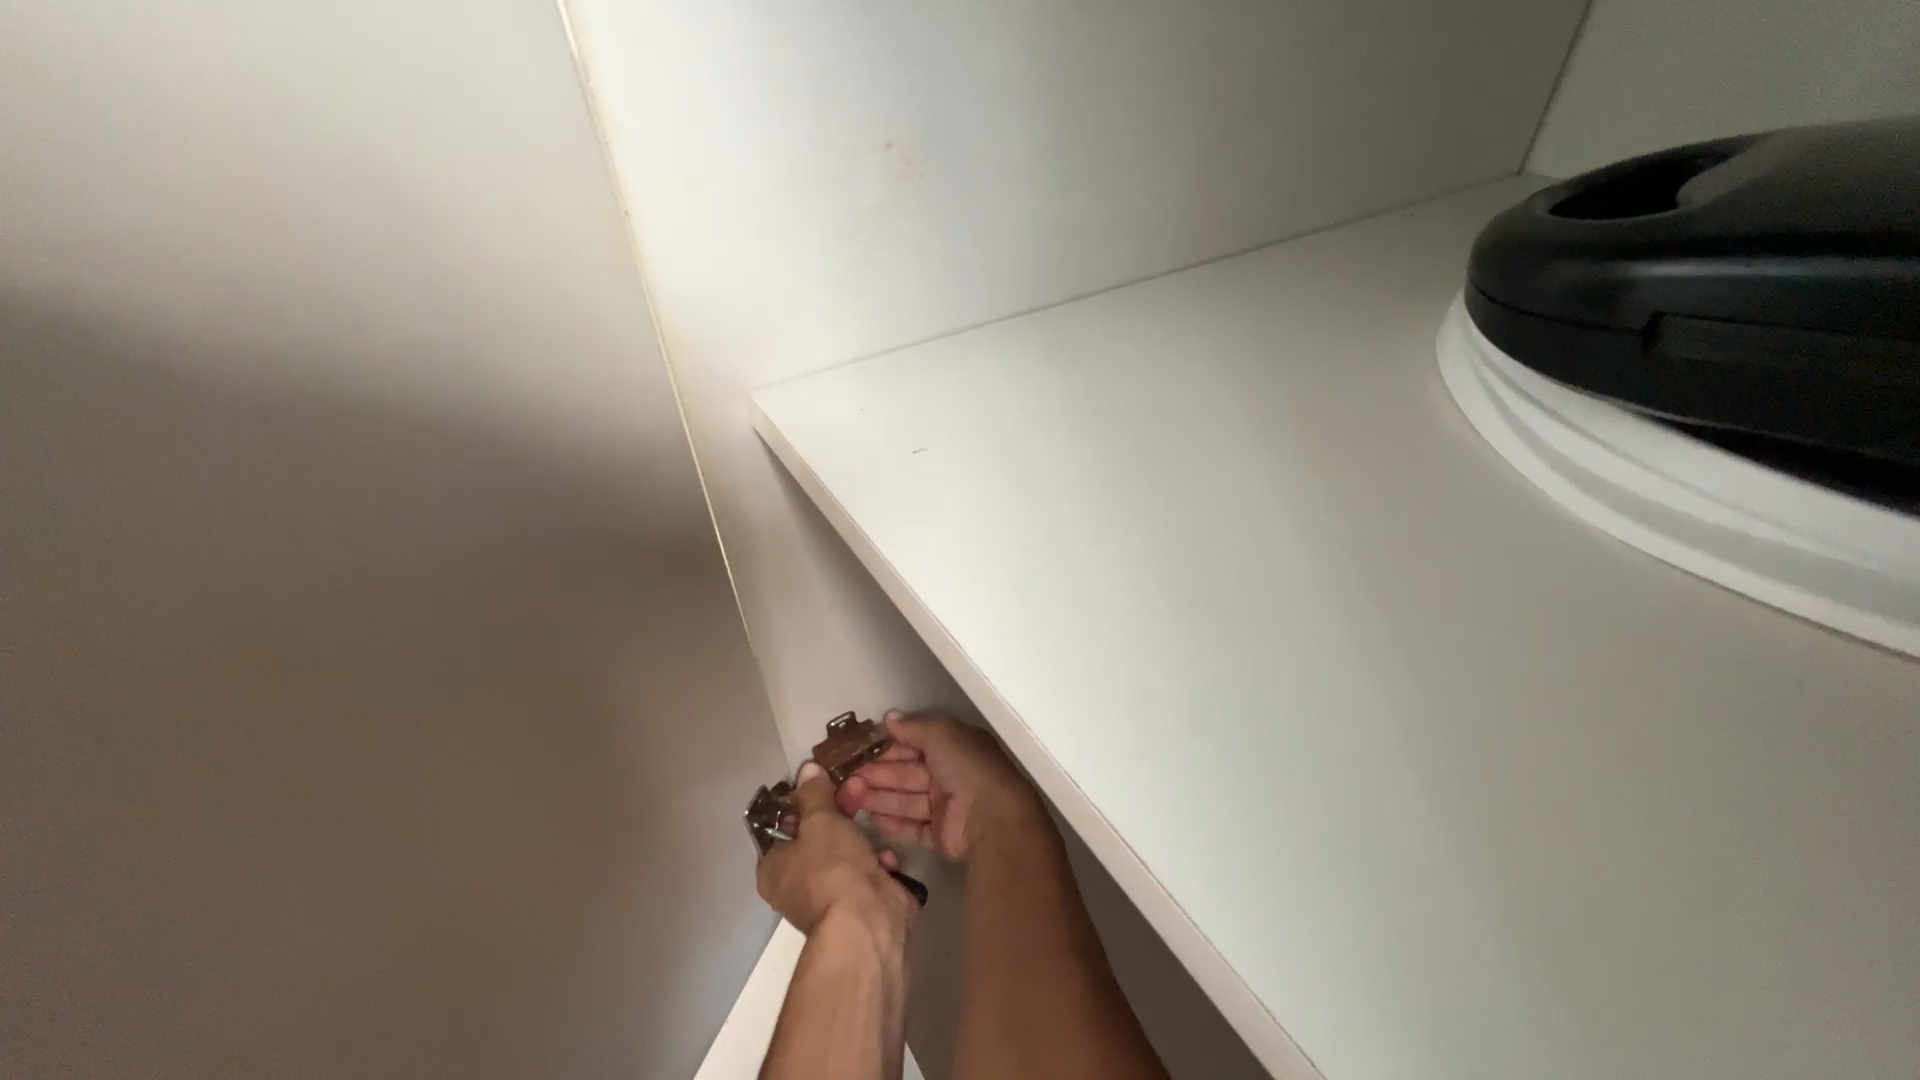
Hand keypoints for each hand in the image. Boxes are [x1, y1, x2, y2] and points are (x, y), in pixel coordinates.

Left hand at [757, 762, 918, 939]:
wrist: (867, 921)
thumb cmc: (831, 867)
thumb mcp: (820, 821)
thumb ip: (814, 793)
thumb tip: (807, 769)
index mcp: (775, 868)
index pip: (784, 825)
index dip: (804, 800)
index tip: (825, 781)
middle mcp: (798, 884)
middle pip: (818, 836)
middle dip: (840, 810)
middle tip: (858, 785)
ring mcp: (831, 895)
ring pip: (847, 852)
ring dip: (863, 836)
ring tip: (875, 815)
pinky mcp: (861, 904)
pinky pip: (868, 872)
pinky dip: (878, 863)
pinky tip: (887, 861)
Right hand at [838, 711, 1047, 861]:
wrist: (991, 817)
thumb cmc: (967, 767)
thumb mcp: (941, 734)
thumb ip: (913, 727)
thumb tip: (889, 717)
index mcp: (954, 747)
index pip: (915, 744)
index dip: (889, 747)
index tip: (860, 751)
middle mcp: (950, 775)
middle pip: (907, 773)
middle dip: (878, 773)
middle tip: (847, 777)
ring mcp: (946, 807)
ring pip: (906, 800)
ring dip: (879, 797)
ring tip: (849, 796)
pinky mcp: (941, 835)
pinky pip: (913, 827)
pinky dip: (893, 823)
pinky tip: (870, 818)